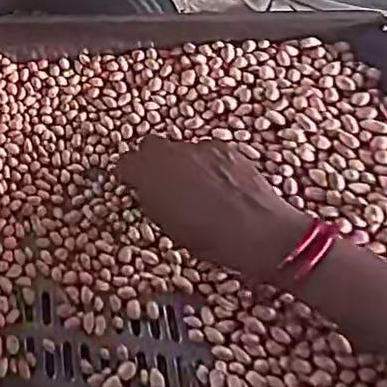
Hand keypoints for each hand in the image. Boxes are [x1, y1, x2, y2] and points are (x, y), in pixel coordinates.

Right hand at [117, 137, 311, 273]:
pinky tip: (219, 183)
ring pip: (180, 148)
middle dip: (151, 160)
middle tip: (160, 182)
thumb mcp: (170, 227)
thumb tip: (147, 192)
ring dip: (181, 162)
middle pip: (149, 146)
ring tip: (196, 187)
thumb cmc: (211, 240)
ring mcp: (199, 147)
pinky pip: (206, 151)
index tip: (132, 184)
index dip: (128, 174)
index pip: (125, 162)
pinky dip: (207, 162)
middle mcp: (170, 153)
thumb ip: (152, 201)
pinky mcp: (225, 148)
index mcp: (150, 174)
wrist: (262, 233)